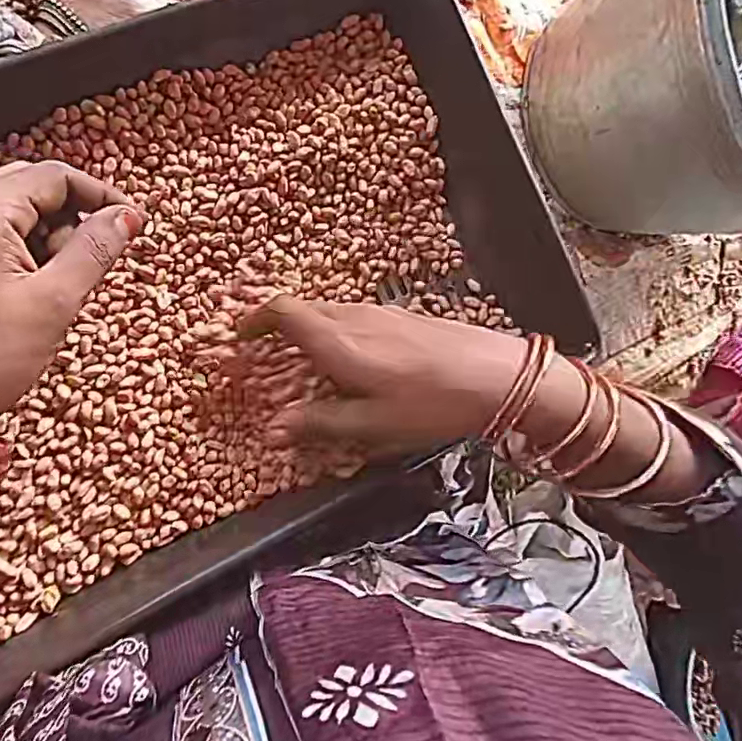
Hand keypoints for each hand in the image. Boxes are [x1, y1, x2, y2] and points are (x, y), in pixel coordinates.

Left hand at [0, 161, 145, 449]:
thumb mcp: (54, 302)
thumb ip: (94, 249)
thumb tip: (127, 215)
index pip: (53, 177)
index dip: (100, 195)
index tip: (132, 223)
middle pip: (29, 186)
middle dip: (72, 214)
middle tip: (99, 254)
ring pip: (9, 210)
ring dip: (47, 234)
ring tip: (60, 283)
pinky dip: (20, 249)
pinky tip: (33, 288)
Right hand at [239, 296, 530, 455]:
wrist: (499, 375)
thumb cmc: (431, 403)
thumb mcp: (372, 423)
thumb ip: (318, 423)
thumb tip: (272, 430)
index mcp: (338, 340)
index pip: (283, 311)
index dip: (256, 319)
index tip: (242, 337)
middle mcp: (354, 316)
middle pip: (303, 310)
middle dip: (278, 328)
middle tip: (268, 357)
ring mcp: (380, 312)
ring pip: (330, 313)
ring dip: (308, 331)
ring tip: (307, 363)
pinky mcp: (402, 316)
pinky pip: (354, 317)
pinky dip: (336, 332)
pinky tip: (354, 360)